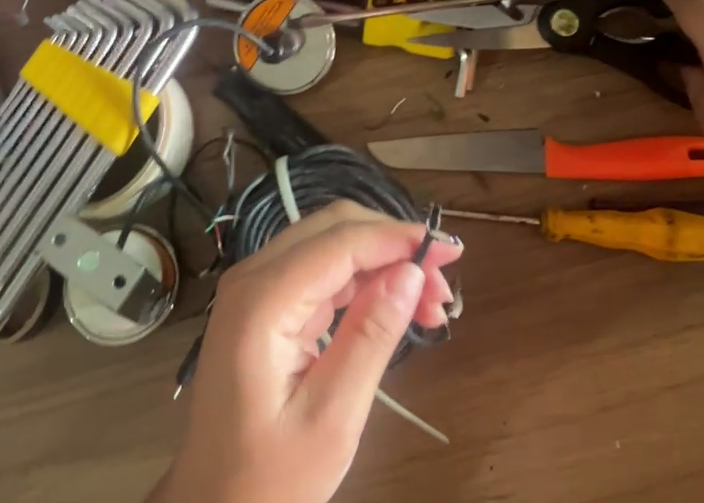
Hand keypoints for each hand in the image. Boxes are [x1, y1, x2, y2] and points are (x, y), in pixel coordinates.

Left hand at [151, 201, 461, 502]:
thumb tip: (411, 272)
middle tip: (442, 284)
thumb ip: (371, 337)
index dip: (397, 238)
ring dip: (382, 261)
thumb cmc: (269, 475)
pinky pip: (320, 272)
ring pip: (330, 245)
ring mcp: (255, 289)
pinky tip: (397, 306)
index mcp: (262, 301)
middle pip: (333, 228)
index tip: (450, 252)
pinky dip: (363, 281)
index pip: (340, 242)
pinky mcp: (264, 305)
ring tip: (431, 302)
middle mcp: (253, 278)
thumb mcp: (331, 416)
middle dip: (393, 245)